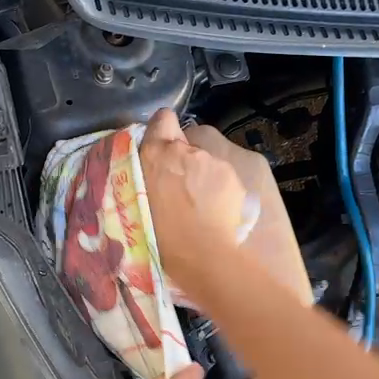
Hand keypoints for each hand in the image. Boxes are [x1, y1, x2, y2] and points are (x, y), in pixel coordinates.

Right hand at [140, 110, 311, 310]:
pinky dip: (224, 189)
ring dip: (206, 175)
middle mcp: (187, 150)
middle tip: (183, 189)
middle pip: (190, 143)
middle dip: (187, 160)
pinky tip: (219, 211)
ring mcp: (216, 162)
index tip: (164, 148)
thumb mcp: (140, 200)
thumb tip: (157, 172)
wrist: (204, 258)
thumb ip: (151, 175)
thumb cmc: (161, 237)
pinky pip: (228, 177)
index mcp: (156, 154)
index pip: (162, 120)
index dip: (164, 131)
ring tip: (203, 205)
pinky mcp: (238, 177)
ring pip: (211, 160)